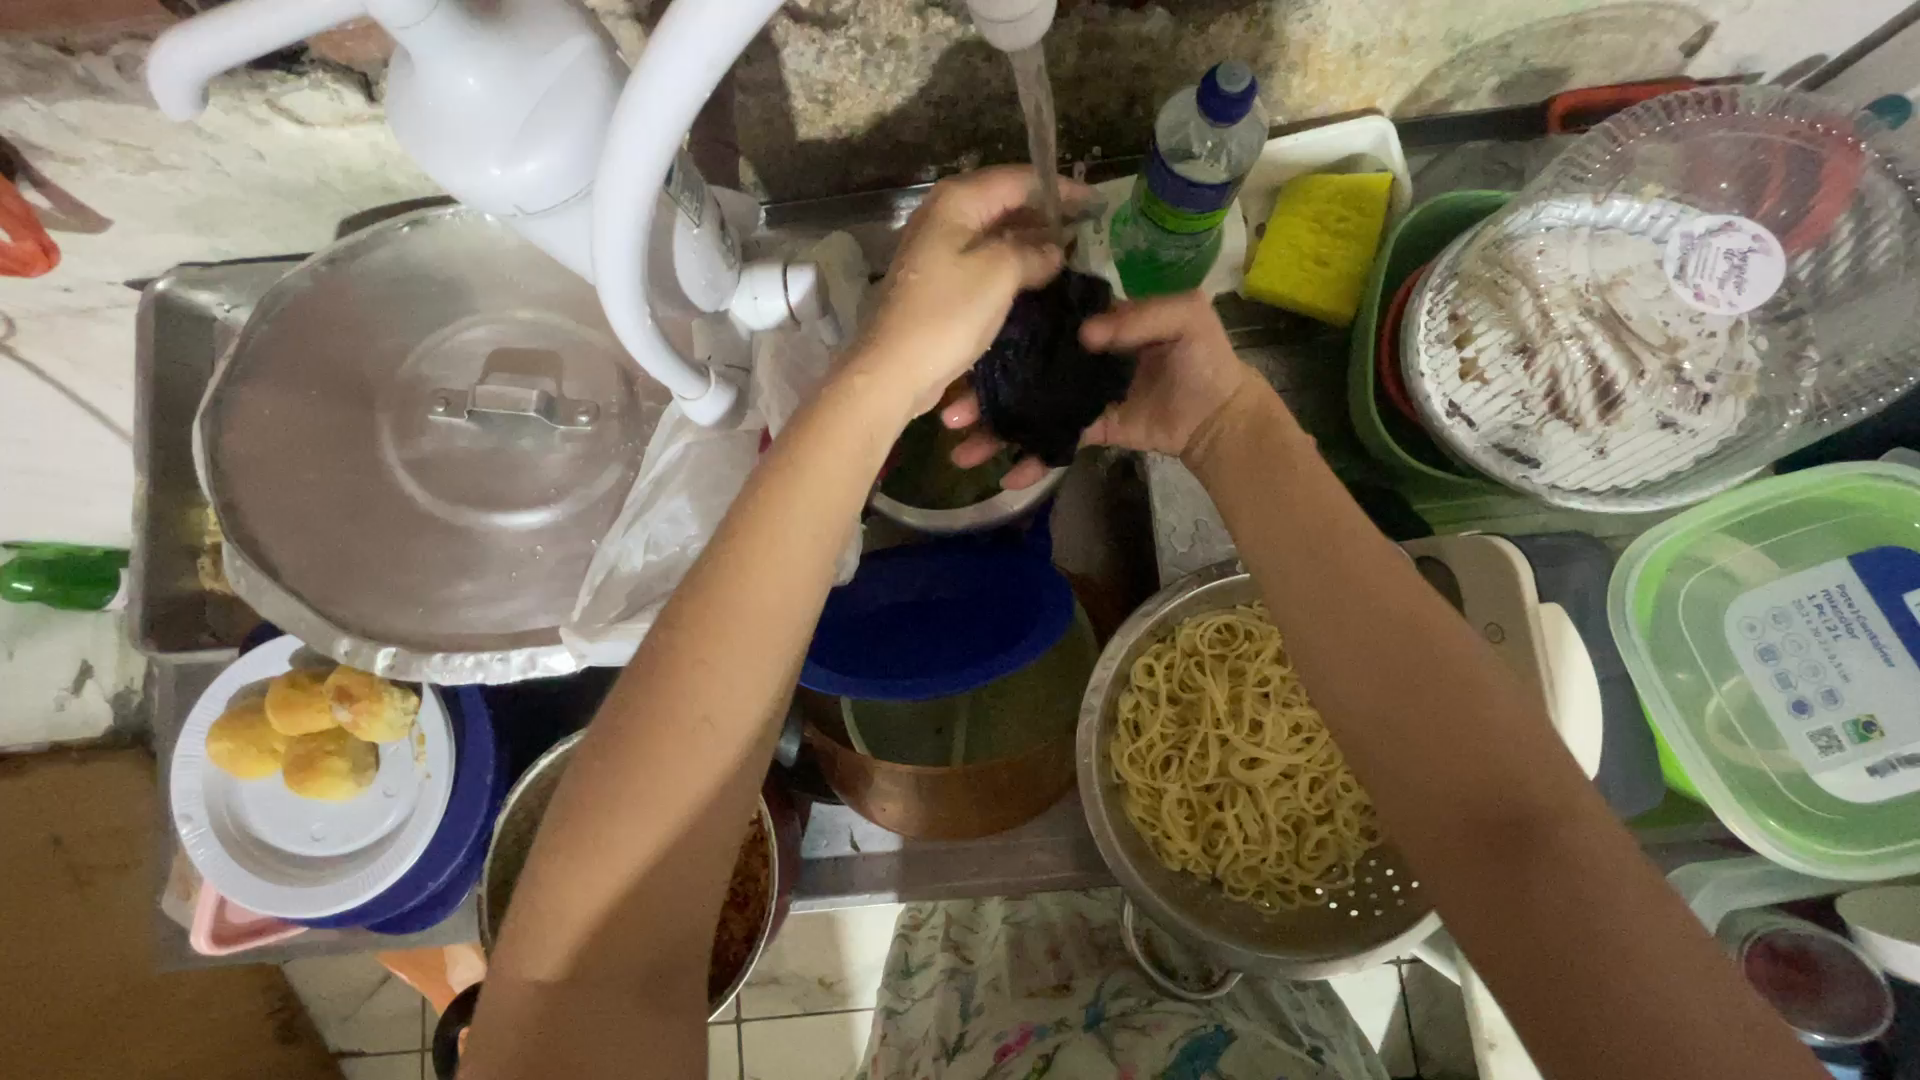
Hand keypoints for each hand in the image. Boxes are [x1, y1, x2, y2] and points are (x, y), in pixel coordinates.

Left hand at [841, 166, 1086, 416]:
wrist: (894, 370)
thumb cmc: (947, 315)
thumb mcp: (999, 274)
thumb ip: (1033, 253)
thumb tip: (1054, 250)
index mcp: (957, 201)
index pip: (1018, 180)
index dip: (1060, 190)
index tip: (1096, 205)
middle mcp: (943, 216)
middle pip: (1004, 204)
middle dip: (1045, 217)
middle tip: (1086, 233)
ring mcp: (937, 251)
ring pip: (994, 236)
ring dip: (1029, 243)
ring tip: (1068, 257)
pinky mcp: (938, 283)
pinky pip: (982, 263)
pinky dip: (1010, 266)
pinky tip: (1035, 281)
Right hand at [943, 290, 1262, 485]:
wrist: (1221, 414)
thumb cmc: (1204, 357)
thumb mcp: (1186, 317)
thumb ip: (1141, 316)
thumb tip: (1087, 335)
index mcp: (1090, 324)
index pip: (1038, 325)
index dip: (1001, 337)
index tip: (967, 351)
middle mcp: (1075, 358)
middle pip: (1020, 372)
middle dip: (982, 393)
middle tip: (949, 411)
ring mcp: (1077, 397)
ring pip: (1028, 411)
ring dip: (995, 430)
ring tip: (960, 450)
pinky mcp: (1087, 430)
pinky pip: (1054, 445)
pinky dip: (1032, 462)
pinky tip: (1006, 477)